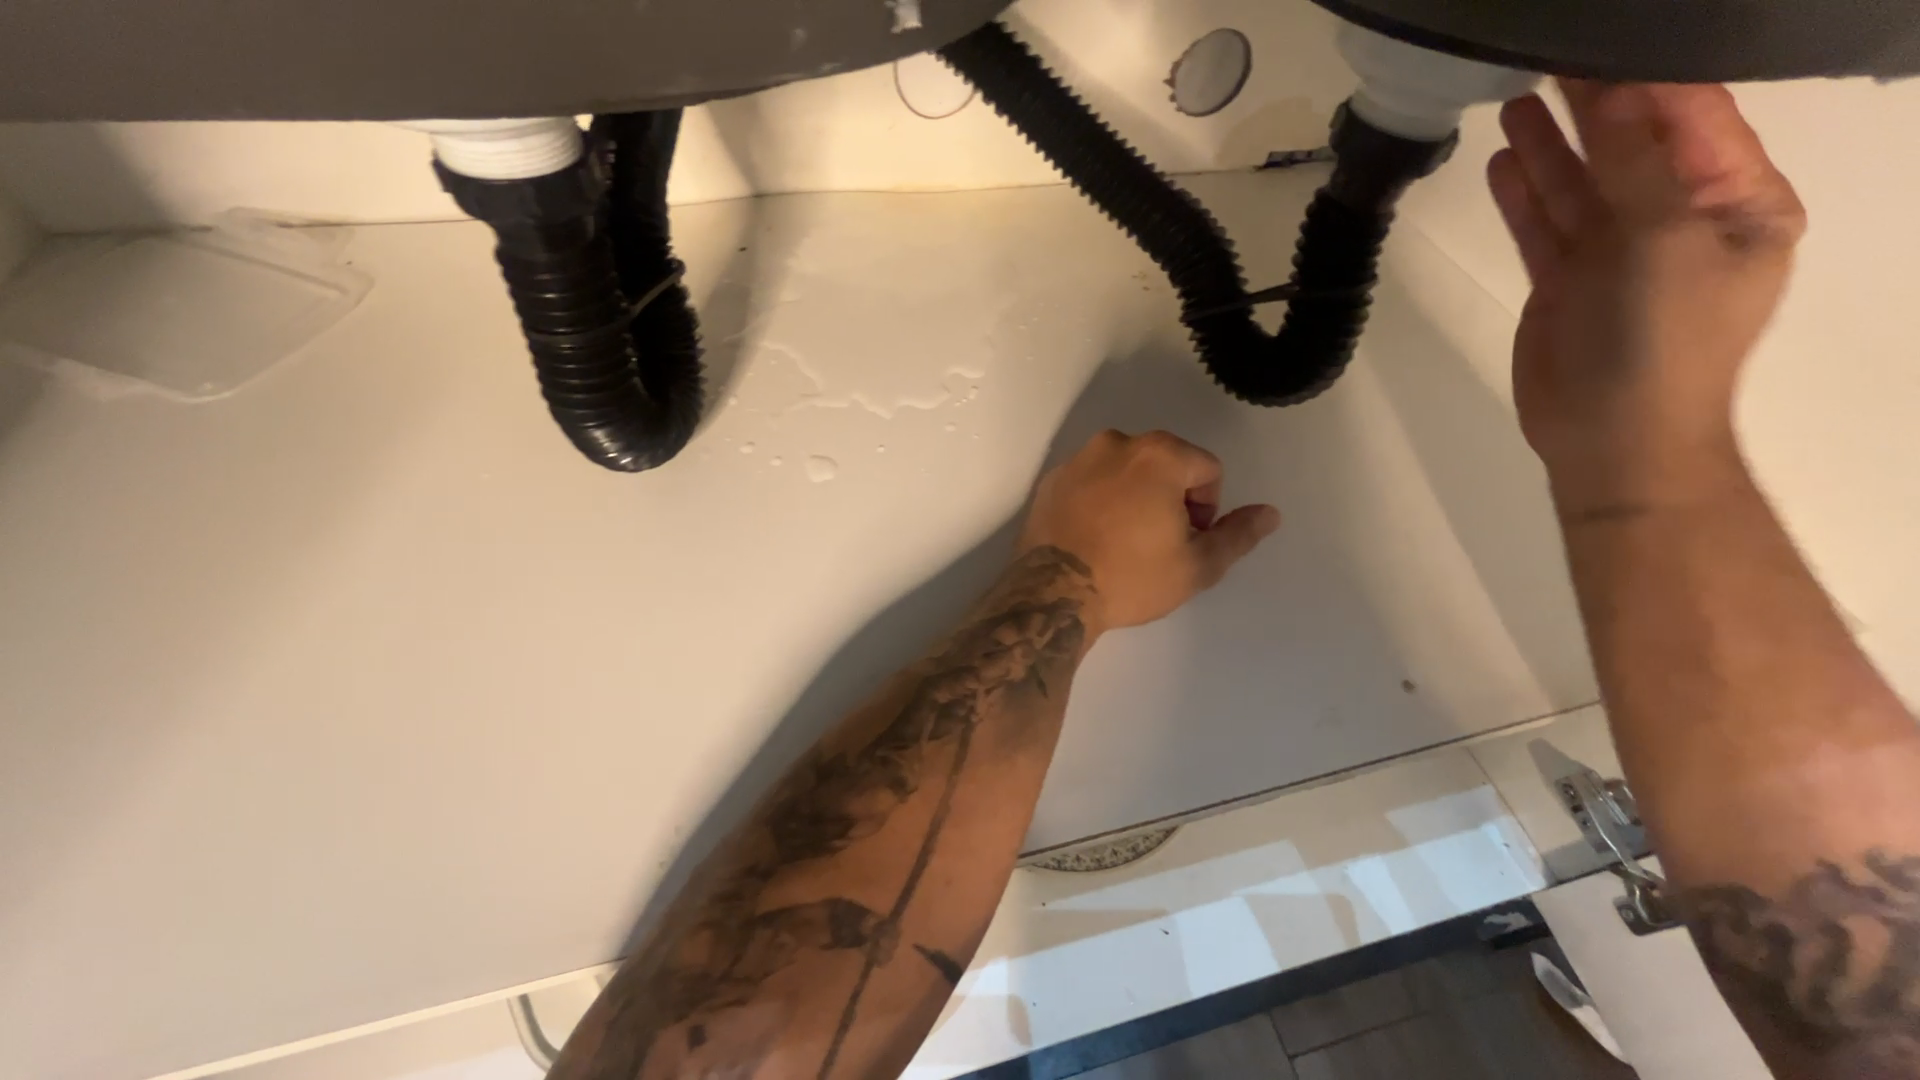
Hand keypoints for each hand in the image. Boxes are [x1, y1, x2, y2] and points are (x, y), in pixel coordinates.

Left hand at [1016, 430, 1279, 631]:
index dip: (1207, 507)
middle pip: (1164, 464)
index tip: (1186, 540)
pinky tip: (1094, 538)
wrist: (1053, 592)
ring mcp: (1077, 460)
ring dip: (1134, 497)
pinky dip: (1099, 501)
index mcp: (1158, 454)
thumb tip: (1270, 513)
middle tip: (1158, 544)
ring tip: (1124, 542)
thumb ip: (1237, 535)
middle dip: (1171, 498)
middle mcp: (1115, 443)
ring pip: (1124, 471)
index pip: (1206, 469)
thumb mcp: (1197, 565)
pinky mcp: (1050, 481)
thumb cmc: (1131, 577)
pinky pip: (1090, 482)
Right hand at [1488, 81, 1805, 517]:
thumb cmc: (1661, 337)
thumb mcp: (1663, 238)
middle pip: (1630, 149)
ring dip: (1550, 146)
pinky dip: (1524, 196)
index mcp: (1738, 204)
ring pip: (1580, 186)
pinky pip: (1544, 227)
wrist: (1611, 436)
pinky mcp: (1565, 284)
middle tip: (1545, 60)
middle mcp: (1678, 222)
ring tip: (1511, 102)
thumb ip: (1635, 161)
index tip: (1601, 42)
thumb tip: (1613, 89)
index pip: (1696, 121)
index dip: (1649, 81)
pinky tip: (1504, 162)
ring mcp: (1616, 256)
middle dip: (1592, 107)